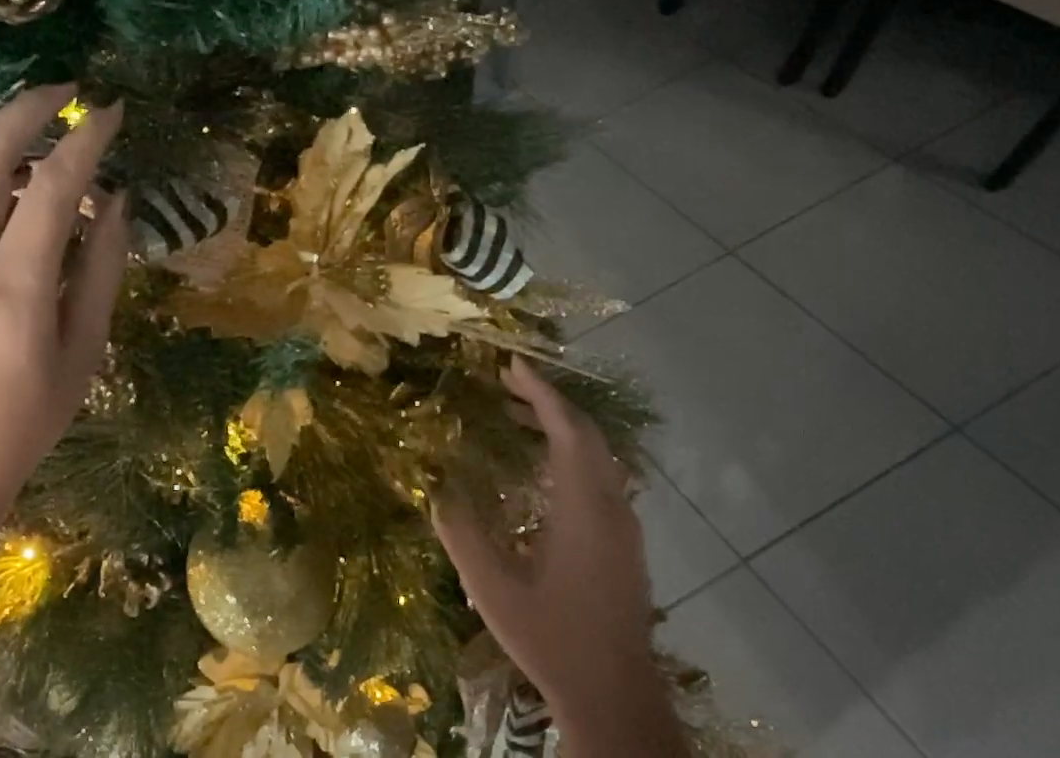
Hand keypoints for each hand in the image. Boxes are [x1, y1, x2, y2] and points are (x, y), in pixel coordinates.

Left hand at [0, 84, 129, 522]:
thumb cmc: (23, 422)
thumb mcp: (82, 353)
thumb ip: (100, 269)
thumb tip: (114, 199)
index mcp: (13, 292)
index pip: (51, 188)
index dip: (85, 140)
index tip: (111, 112)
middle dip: (26, 108)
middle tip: (67, 92)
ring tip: (28, 117)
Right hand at [433, 359, 684, 756]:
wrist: (613, 693)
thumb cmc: (551, 637)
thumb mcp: (491, 587)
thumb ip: (460, 532)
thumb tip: (434, 486)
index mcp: (582, 508)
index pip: (566, 429)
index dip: (539, 392)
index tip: (510, 365)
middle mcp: (611, 507)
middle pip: (587, 435)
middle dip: (548, 402)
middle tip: (505, 385)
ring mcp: (624, 526)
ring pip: (598, 456)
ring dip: (560, 428)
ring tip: (515, 417)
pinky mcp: (625, 544)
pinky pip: (600, 477)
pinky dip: (570, 455)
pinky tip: (539, 470)